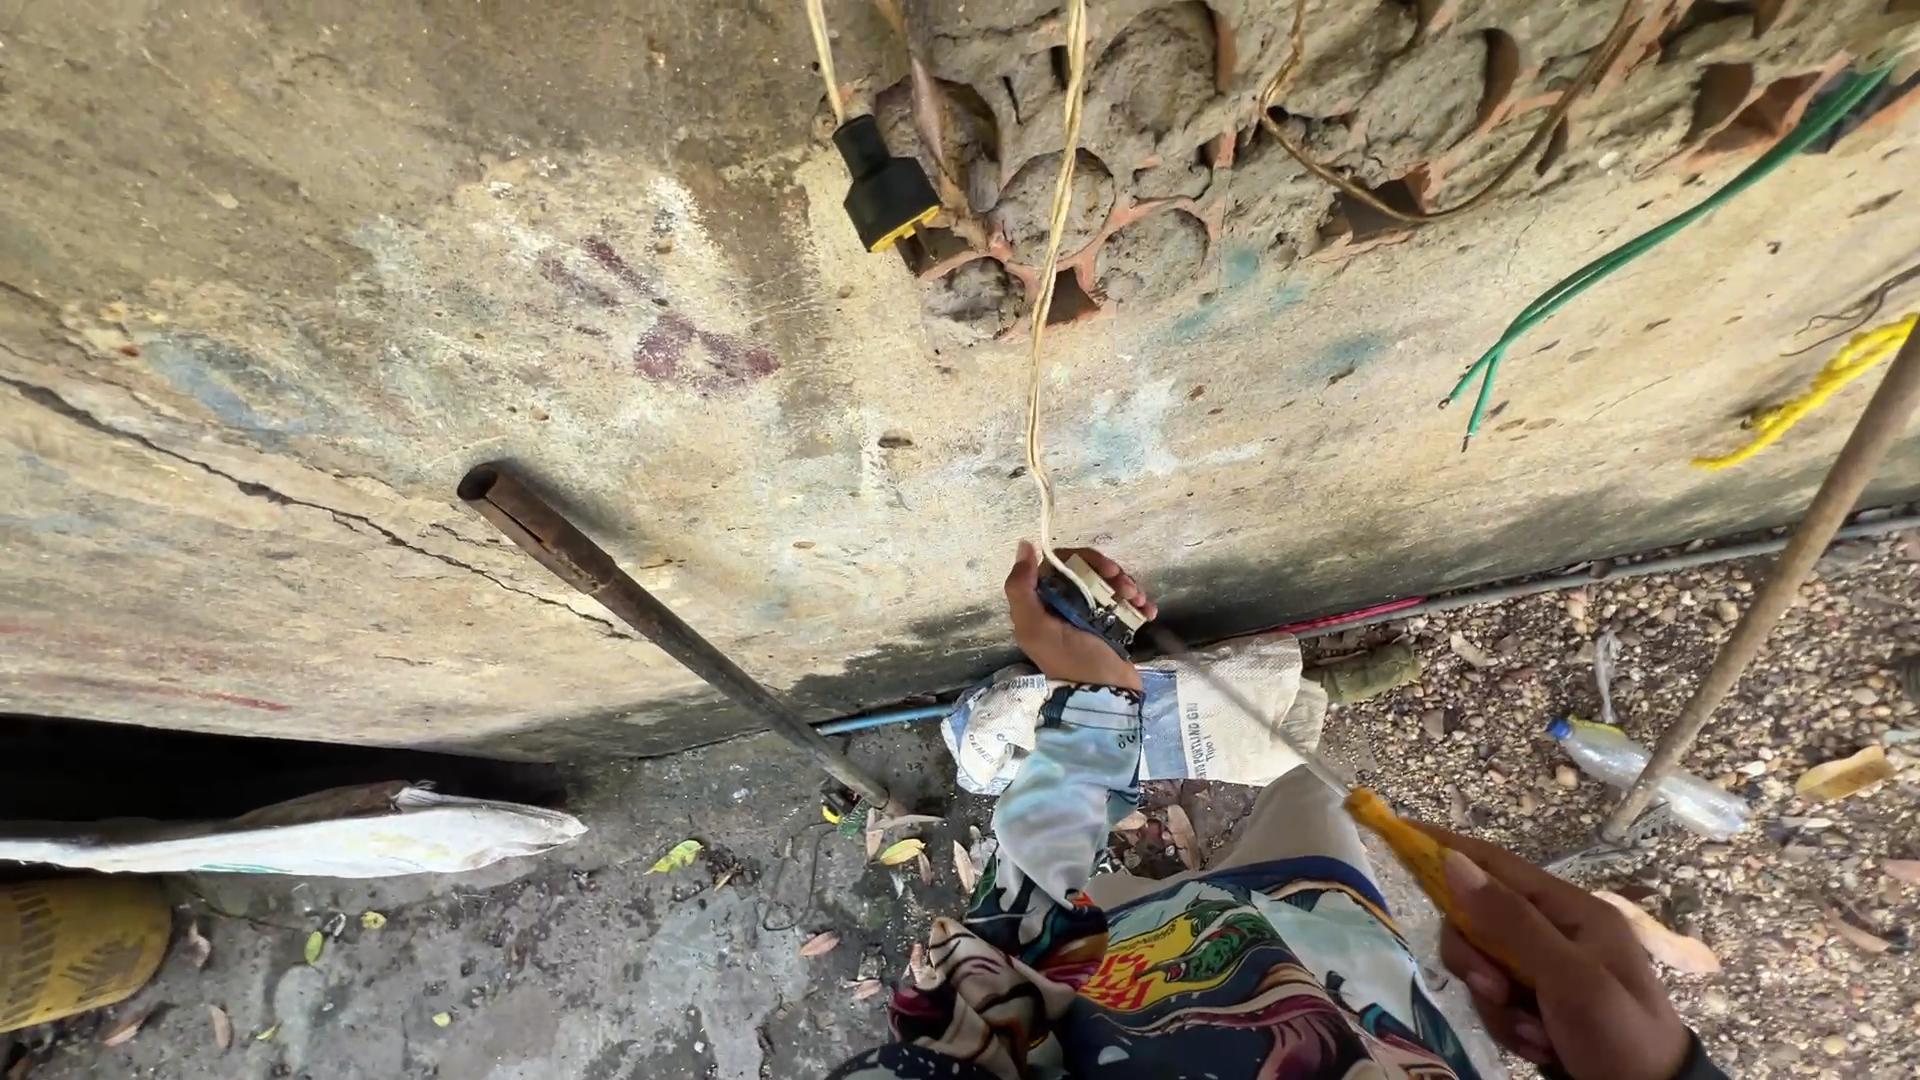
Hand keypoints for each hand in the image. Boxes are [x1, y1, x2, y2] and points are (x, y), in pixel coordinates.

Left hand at [1002, 541, 1154, 691]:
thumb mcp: (1035, 627)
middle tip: (1126, 586)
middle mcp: (1063, 606)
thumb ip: (1021, 588)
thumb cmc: (1070, 661)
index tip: (1107, 569)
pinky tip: (1148, 612)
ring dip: (1128, 586)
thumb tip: (1023, 545)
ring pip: (1109, 584)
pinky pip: (1125, 603)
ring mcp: (1090, 615)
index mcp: (1042, 603)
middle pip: (1088, 570)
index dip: (1085, 559)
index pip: (1061, 563)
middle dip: (1111, 573)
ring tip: (1139, 601)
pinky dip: (1139, 603)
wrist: (1106, 697)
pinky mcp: (1112, 625)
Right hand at [1419, 825, 1691, 1079]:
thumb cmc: (1622, 1037)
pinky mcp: (1533, 997)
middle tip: (1494, 989)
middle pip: (1474, 916)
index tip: (1398, 829)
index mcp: (1570, 910)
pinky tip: (1536, 1043)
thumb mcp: (1570, 979)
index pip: (1492, 862)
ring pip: (1476, 957)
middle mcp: (1552, 929)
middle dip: (1475, 957)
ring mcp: (1542, 965)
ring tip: (1529, 1031)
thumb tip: (1451, 861)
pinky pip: (1487, 992)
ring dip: (1491, 997)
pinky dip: (1503, 1020)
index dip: (1444, 845)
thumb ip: (1510, 920)